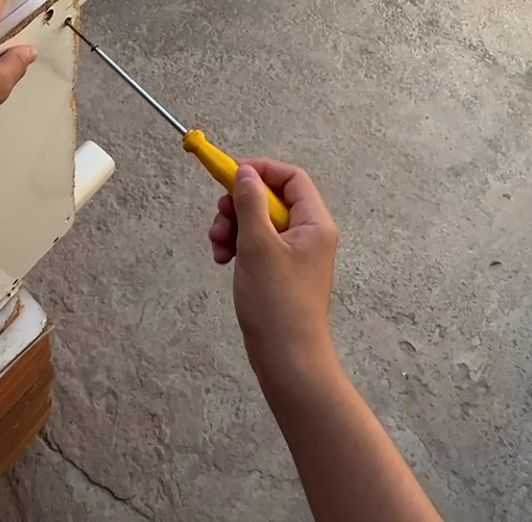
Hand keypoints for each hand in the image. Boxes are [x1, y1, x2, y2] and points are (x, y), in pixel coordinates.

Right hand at [209, 157, 340, 387]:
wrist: (287, 361)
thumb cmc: (277, 302)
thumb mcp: (258, 245)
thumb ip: (250, 203)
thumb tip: (245, 172)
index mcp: (314, 223)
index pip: (291, 177)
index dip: (260, 170)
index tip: (230, 174)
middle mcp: (308, 234)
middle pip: (270, 199)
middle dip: (239, 205)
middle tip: (219, 218)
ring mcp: (294, 254)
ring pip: (258, 221)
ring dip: (233, 227)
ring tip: (217, 246)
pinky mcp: (279, 271)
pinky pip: (256, 244)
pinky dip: (237, 246)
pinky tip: (222, 260)